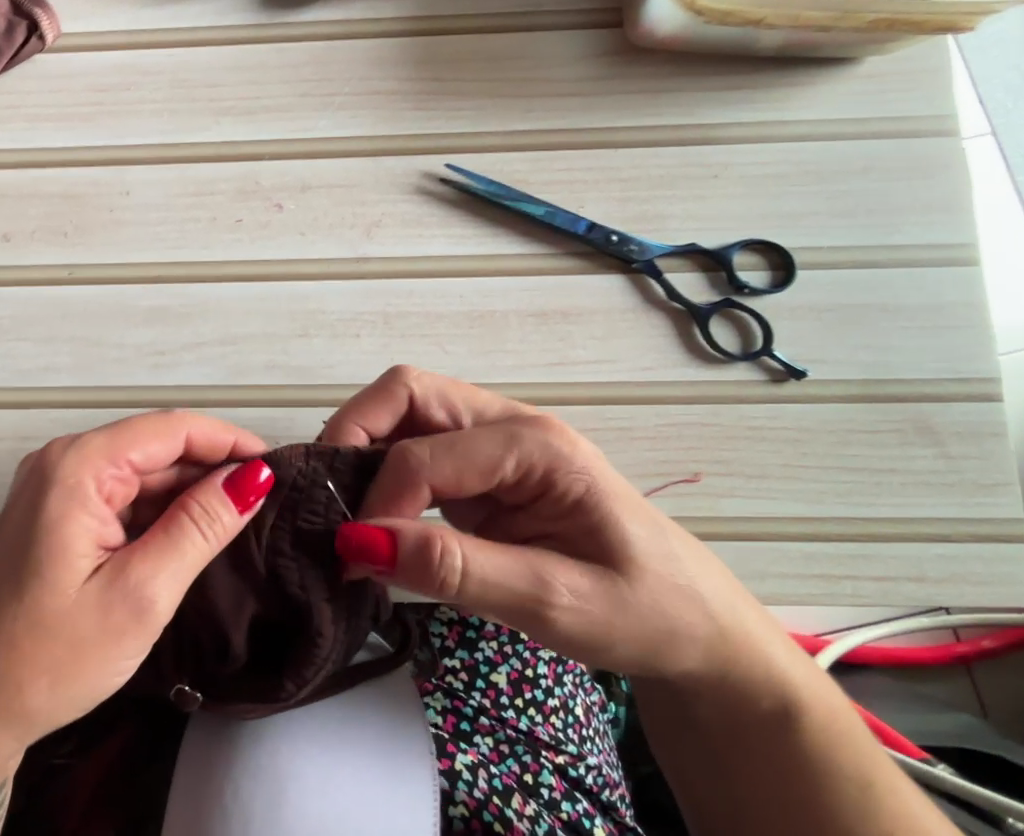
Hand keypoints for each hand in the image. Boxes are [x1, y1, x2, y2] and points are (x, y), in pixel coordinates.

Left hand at [0, 410, 273, 753]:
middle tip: (269, 505)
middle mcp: (59, 463)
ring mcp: (51, 488)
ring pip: (137, 472)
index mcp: (75, 468)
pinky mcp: (51, 515)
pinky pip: (116, 496)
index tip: (280, 468)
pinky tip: (188, 538)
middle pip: (153, 446)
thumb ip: (199, 527)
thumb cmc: (50, 658)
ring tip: (238, 524)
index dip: (230, 441)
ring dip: (186, 493)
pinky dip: (155, 512)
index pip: (169, 429)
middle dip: (211, 469)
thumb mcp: (140, 593)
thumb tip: (253, 478)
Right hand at [321, 366, 778, 682]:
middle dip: (353, 434)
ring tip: (341, 508)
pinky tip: (370, 514)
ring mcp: (493, 444)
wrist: (696, 631)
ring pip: (403, 412)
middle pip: (406, 393)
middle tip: (327, 500)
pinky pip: (412, 447)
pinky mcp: (480, 470)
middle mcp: (509, 427)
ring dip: (361, 448)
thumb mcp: (554, 603)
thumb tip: (356, 543)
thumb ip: (454, 569)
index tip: (356, 557)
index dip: (379, 500)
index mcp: (536, 447)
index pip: (425, 452)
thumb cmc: (644, 615)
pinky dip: (378, 470)